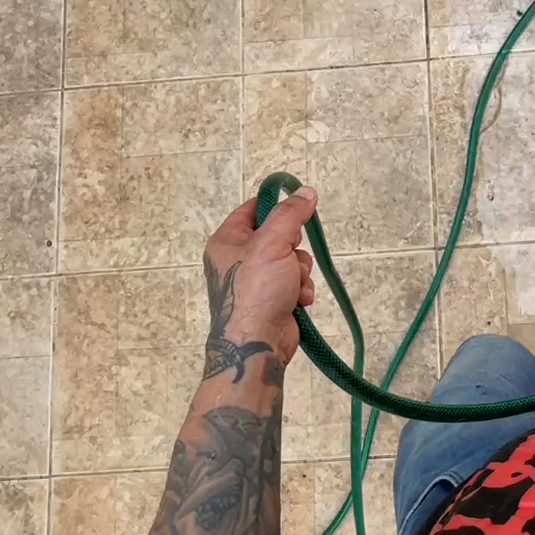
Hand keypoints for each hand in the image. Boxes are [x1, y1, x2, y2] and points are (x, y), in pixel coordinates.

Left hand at [201, 186, 318, 382]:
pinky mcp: (272, 298)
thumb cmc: (257, 289)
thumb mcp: (273, 243)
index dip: (276, 206)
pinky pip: (295, 281)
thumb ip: (290, 214)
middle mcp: (238, 259)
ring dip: (301, 271)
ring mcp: (256, 280)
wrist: (257, 342)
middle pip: (278, 235)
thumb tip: (306, 192)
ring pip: (292, 259)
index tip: (299, 208)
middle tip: (291, 255)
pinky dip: (301, 289)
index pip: (252, 209)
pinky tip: (299, 300)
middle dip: (295, 247)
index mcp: (227, 241)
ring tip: (295, 285)